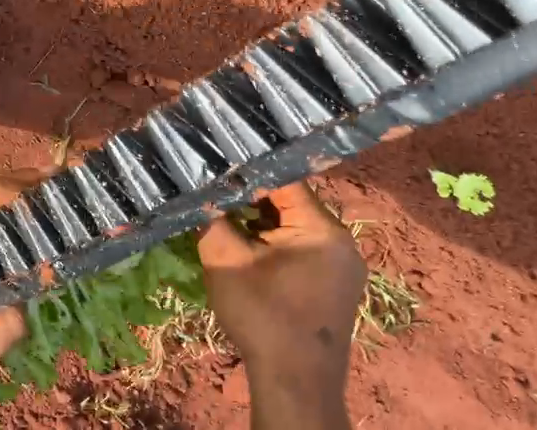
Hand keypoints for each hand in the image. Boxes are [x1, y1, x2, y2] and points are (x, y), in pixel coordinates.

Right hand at [199, 182, 365, 424]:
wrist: (295, 382)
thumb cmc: (262, 315)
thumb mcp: (224, 257)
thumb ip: (211, 215)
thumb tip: (195, 187)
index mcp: (323, 230)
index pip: (282, 179)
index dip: (243, 166)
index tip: (209, 154)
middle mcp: (340, 242)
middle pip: (286, 199)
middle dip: (245, 191)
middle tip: (205, 178)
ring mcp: (340, 264)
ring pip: (288, 221)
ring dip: (253, 215)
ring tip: (214, 202)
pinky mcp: (330, 281)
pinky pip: (295, 243)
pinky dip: (266, 236)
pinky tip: (235, 235)